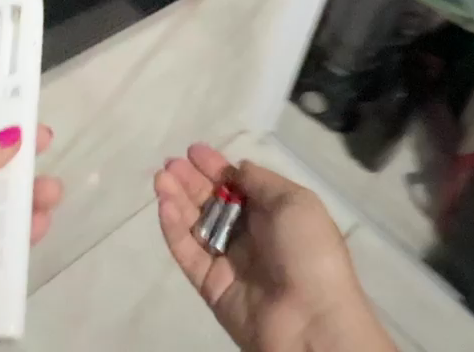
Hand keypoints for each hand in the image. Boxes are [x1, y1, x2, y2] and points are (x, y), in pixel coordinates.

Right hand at [154, 144, 394, 351]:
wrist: (312, 322)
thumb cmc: (309, 253)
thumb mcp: (295, 202)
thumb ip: (261, 182)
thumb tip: (236, 169)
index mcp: (274, 215)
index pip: (238, 185)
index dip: (216, 167)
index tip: (194, 151)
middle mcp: (250, 236)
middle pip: (213, 202)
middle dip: (191, 181)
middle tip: (171, 163)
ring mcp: (229, 262)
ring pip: (196, 225)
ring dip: (177, 199)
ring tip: (161, 177)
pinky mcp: (211, 286)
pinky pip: (188, 253)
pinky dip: (174, 229)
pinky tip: (164, 204)